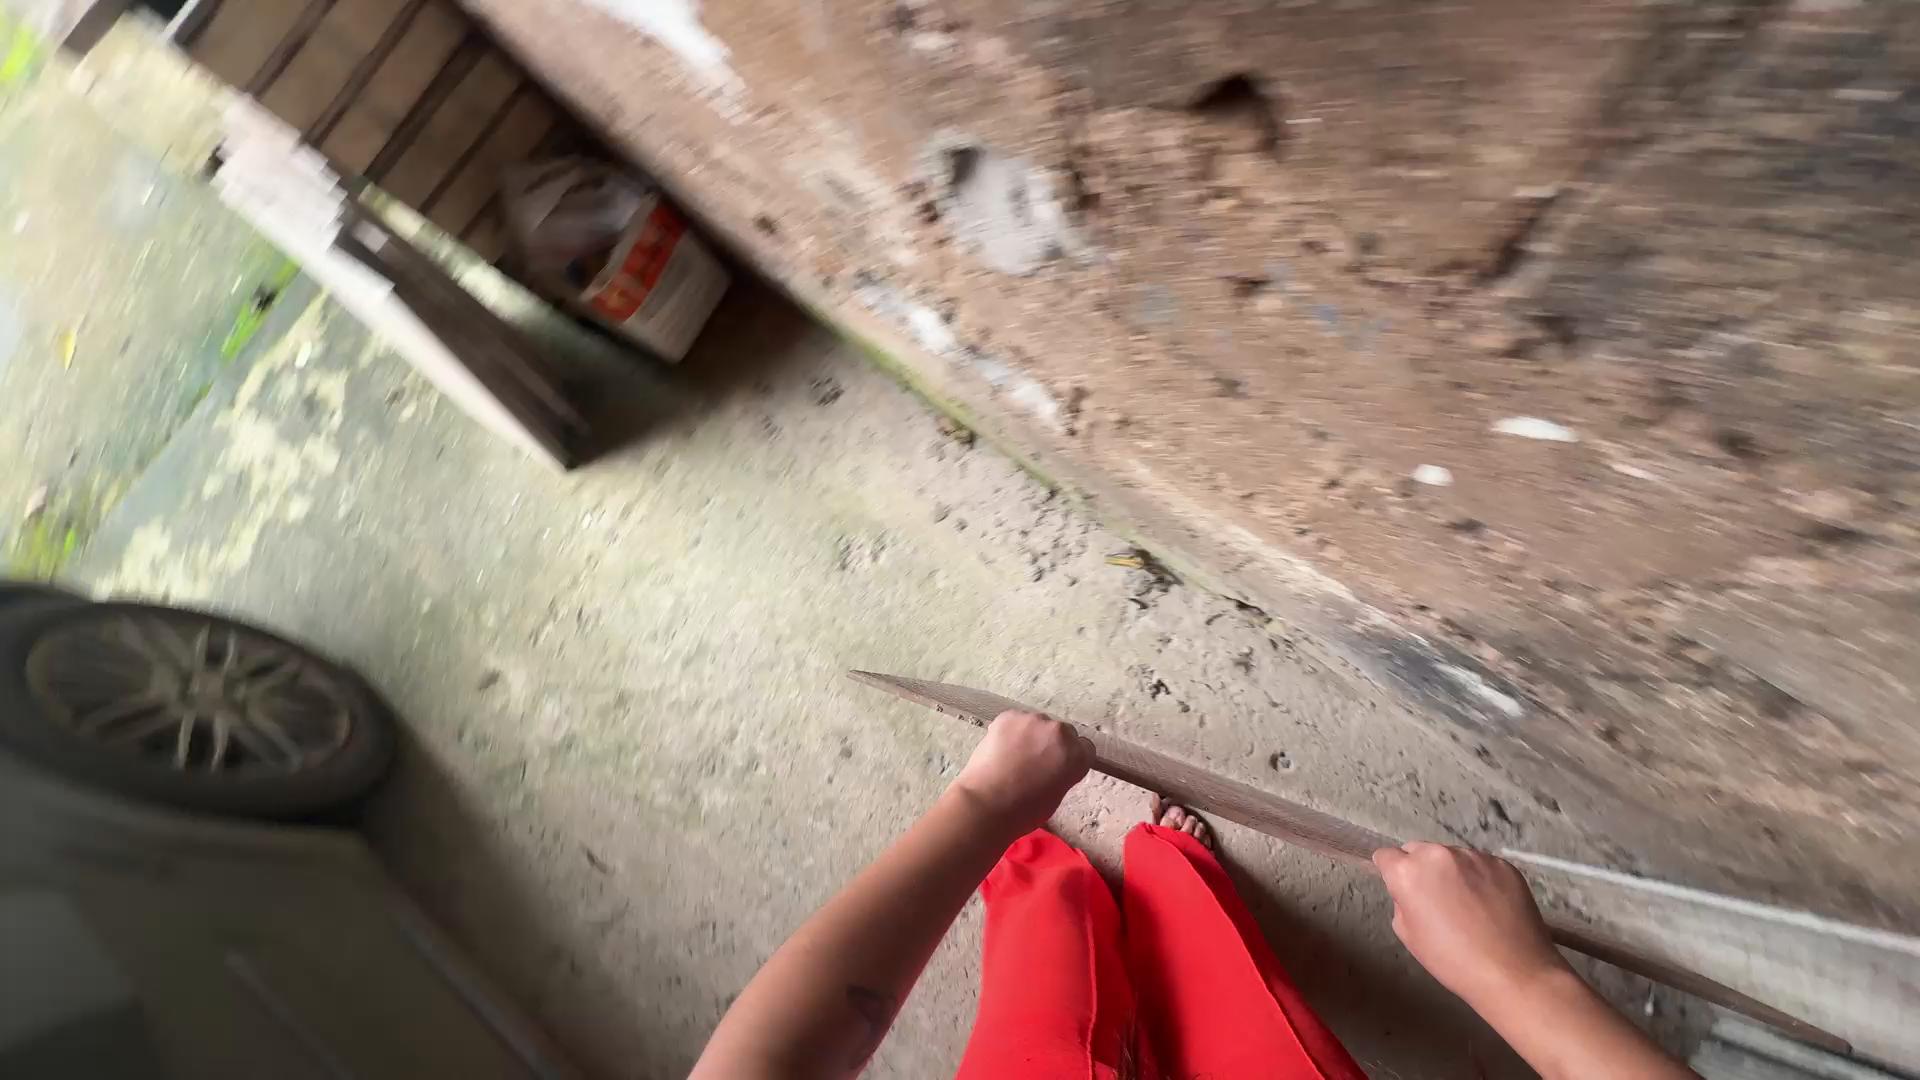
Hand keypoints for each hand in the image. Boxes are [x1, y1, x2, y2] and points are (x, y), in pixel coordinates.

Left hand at [950, 710, 1093, 835]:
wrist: (987, 803)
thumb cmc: (1025, 810)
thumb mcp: (1057, 794)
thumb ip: (1063, 772)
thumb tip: (1055, 763)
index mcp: (1076, 755)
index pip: (1084, 747)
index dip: (1071, 757)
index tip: (1059, 765)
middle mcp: (1059, 732)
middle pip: (1062, 732)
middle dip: (1052, 743)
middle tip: (1035, 760)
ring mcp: (1033, 720)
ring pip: (1037, 724)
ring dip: (1031, 735)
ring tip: (1014, 755)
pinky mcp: (1009, 716)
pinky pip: (1015, 720)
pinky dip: (1010, 730)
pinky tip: (1001, 747)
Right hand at [1373, 842, 1571, 1008]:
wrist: (1518, 976)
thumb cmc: (1454, 961)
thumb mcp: (1408, 934)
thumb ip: (1401, 901)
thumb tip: (1414, 891)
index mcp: (1407, 871)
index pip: (1386, 856)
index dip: (1392, 874)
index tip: (1404, 891)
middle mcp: (1436, 855)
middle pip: (1418, 850)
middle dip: (1421, 869)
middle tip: (1438, 899)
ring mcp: (1473, 857)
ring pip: (1451, 857)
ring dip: (1453, 872)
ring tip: (1470, 904)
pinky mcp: (1502, 864)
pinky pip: (1481, 865)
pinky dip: (1481, 878)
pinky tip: (1492, 905)